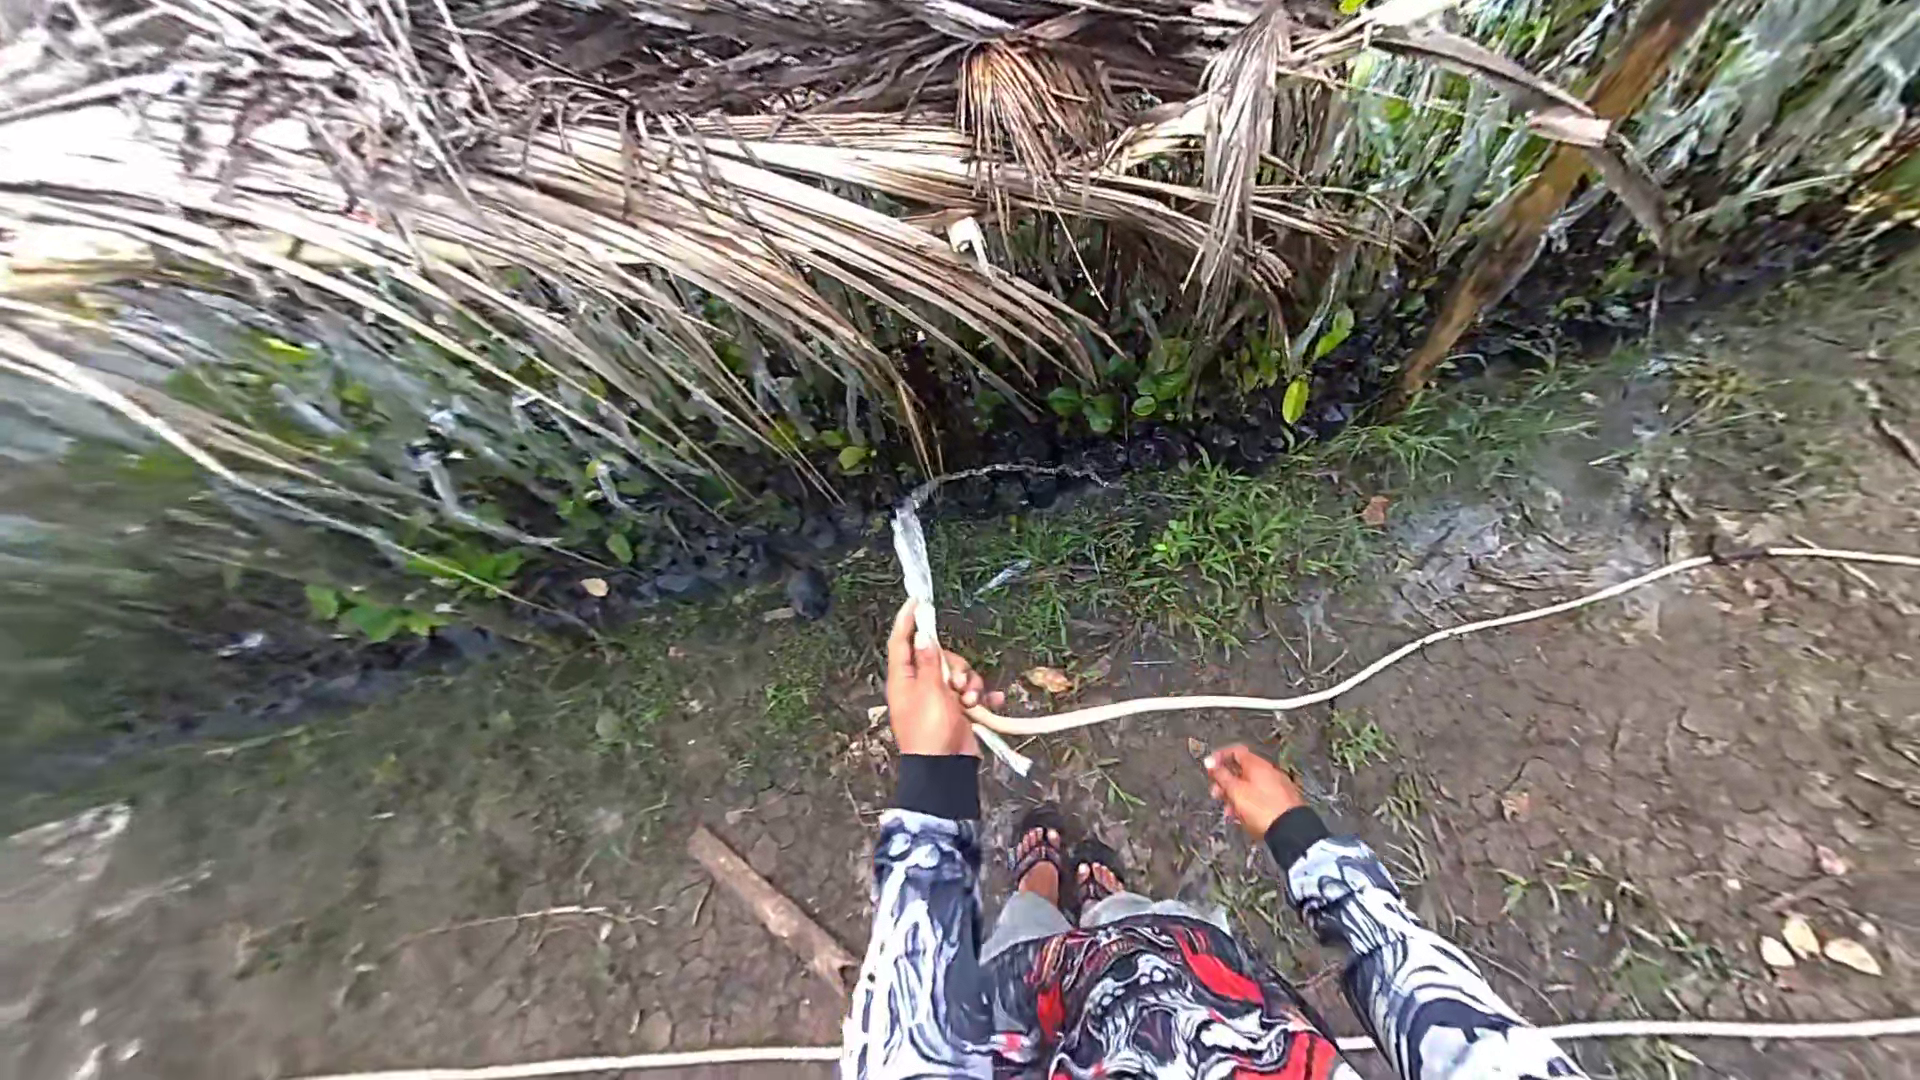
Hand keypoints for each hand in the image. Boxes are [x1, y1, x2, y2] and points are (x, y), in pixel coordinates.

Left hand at [885, 599, 1002, 756]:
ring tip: (971, 701)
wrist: (946, 770)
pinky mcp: (957, 709)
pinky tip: (991, 703)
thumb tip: (921, 636)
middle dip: (956, 666)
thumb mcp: (929, 692)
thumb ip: (928, 662)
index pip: (901, 642)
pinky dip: (982, 697)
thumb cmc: (931, 730)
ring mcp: (939, 698)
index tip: (916, 600)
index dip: (907, 620)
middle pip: (939, 656)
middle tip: (959, 684)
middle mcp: (920, 685)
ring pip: (959, 673)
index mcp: (904, 679)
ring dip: (971, 684)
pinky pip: (973, 693)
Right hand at [1203, 744, 1306, 840]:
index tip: (1209, 768)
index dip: (1219, 757)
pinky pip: (1260, 797)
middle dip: (1226, 782)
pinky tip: (1243, 818)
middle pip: (1241, 770)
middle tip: (1216, 794)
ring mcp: (1278, 787)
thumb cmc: (1260, 808)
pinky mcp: (1283, 802)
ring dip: (1235, 796)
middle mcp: (1269, 772)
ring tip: (1229, 812)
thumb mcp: (1235, 791)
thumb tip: (1210, 762)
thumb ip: (1221, 775)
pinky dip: (1248, 803)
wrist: (1293, 833)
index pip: (1235, 751)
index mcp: (1256, 764)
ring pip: (1250, 786)